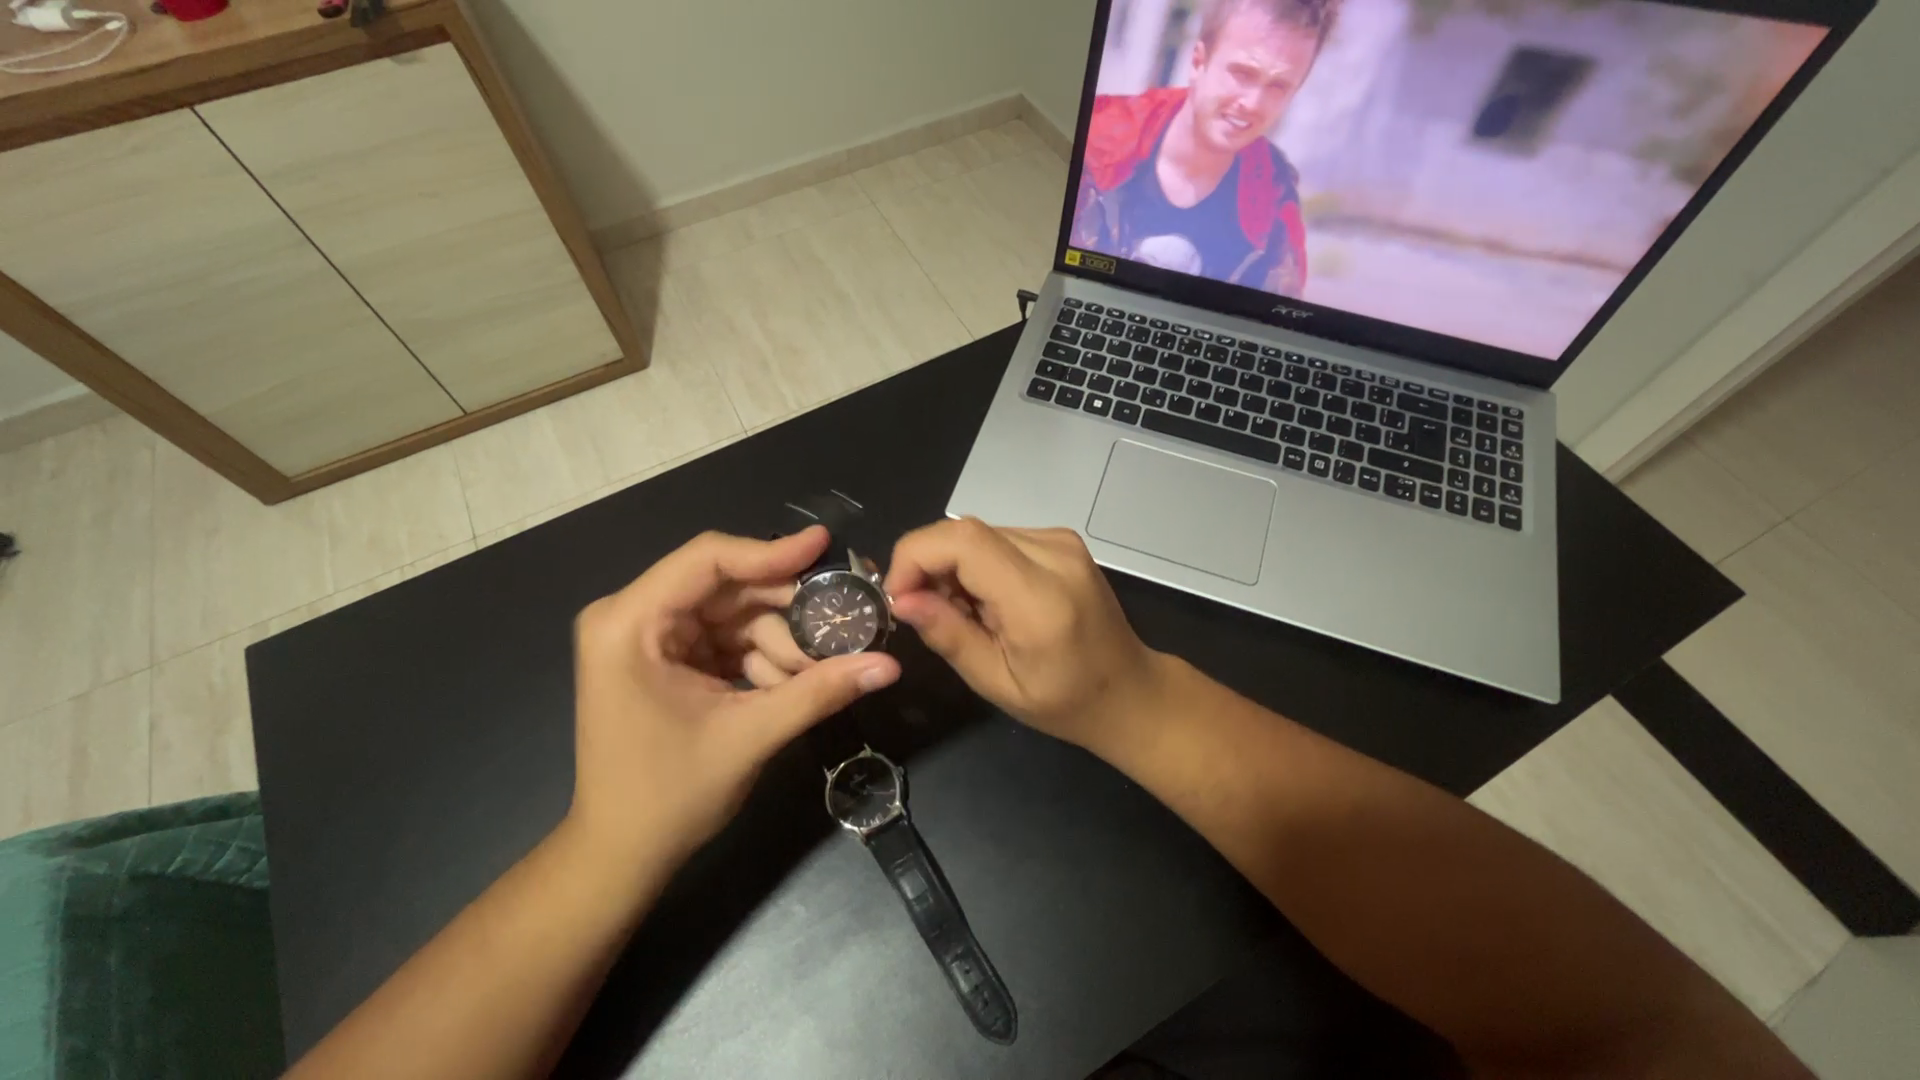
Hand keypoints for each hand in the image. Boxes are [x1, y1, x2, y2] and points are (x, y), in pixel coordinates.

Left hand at [567, 528, 900, 864]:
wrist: (622, 855)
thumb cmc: (669, 796)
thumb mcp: (750, 736)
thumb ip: (819, 691)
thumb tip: (889, 664)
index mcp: (629, 623)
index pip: (708, 561)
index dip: (770, 552)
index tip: (825, 547)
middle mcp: (630, 618)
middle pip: (725, 587)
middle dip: (785, 610)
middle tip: (843, 623)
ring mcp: (645, 639)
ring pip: (731, 614)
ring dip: (778, 641)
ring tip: (819, 673)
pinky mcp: (663, 660)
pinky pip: (724, 639)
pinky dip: (761, 658)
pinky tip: (794, 682)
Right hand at [885, 519, 1167, 751]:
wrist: (1129, 690)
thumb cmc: (1064, 702)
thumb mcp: (996, 683)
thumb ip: (948, 635)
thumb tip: (901, 599)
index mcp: (1039, 597)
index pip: (961, 541)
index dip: (915, 557)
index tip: (898, 597)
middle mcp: (1053, 554)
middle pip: (964, 531)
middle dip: (928, 565)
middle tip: (926, 611)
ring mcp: (1061, 541)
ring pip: (978, 533)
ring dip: (952, 567)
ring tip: (964, 614)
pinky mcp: (1061, 540)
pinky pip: (999, 539)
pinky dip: (977, 565)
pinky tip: (988, 601)